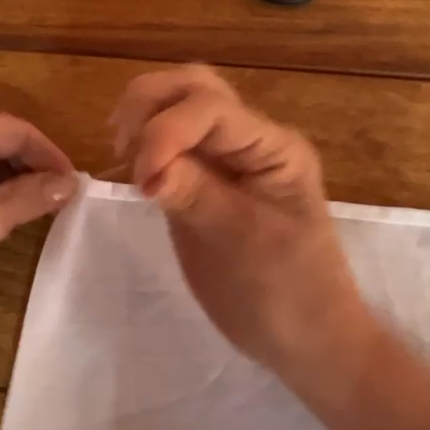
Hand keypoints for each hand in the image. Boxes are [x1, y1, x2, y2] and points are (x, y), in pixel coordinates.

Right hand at [109, 66, 374, 375]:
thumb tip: (145, 167)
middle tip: (122, 148)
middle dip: (149, 104)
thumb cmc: (285, 294)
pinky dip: (144, 140)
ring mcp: (228, 157)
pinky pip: (171, 139)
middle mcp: (252, 140)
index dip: (166, 132)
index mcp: (274, 148)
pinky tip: (131, 167)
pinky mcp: (204, 178)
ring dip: (143, 116)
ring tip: (124, 156)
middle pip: (194, 87)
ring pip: (179, 103)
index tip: (141, 182)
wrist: (307, 342)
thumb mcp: (240, 244)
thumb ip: (194, 195)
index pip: (211, 109)